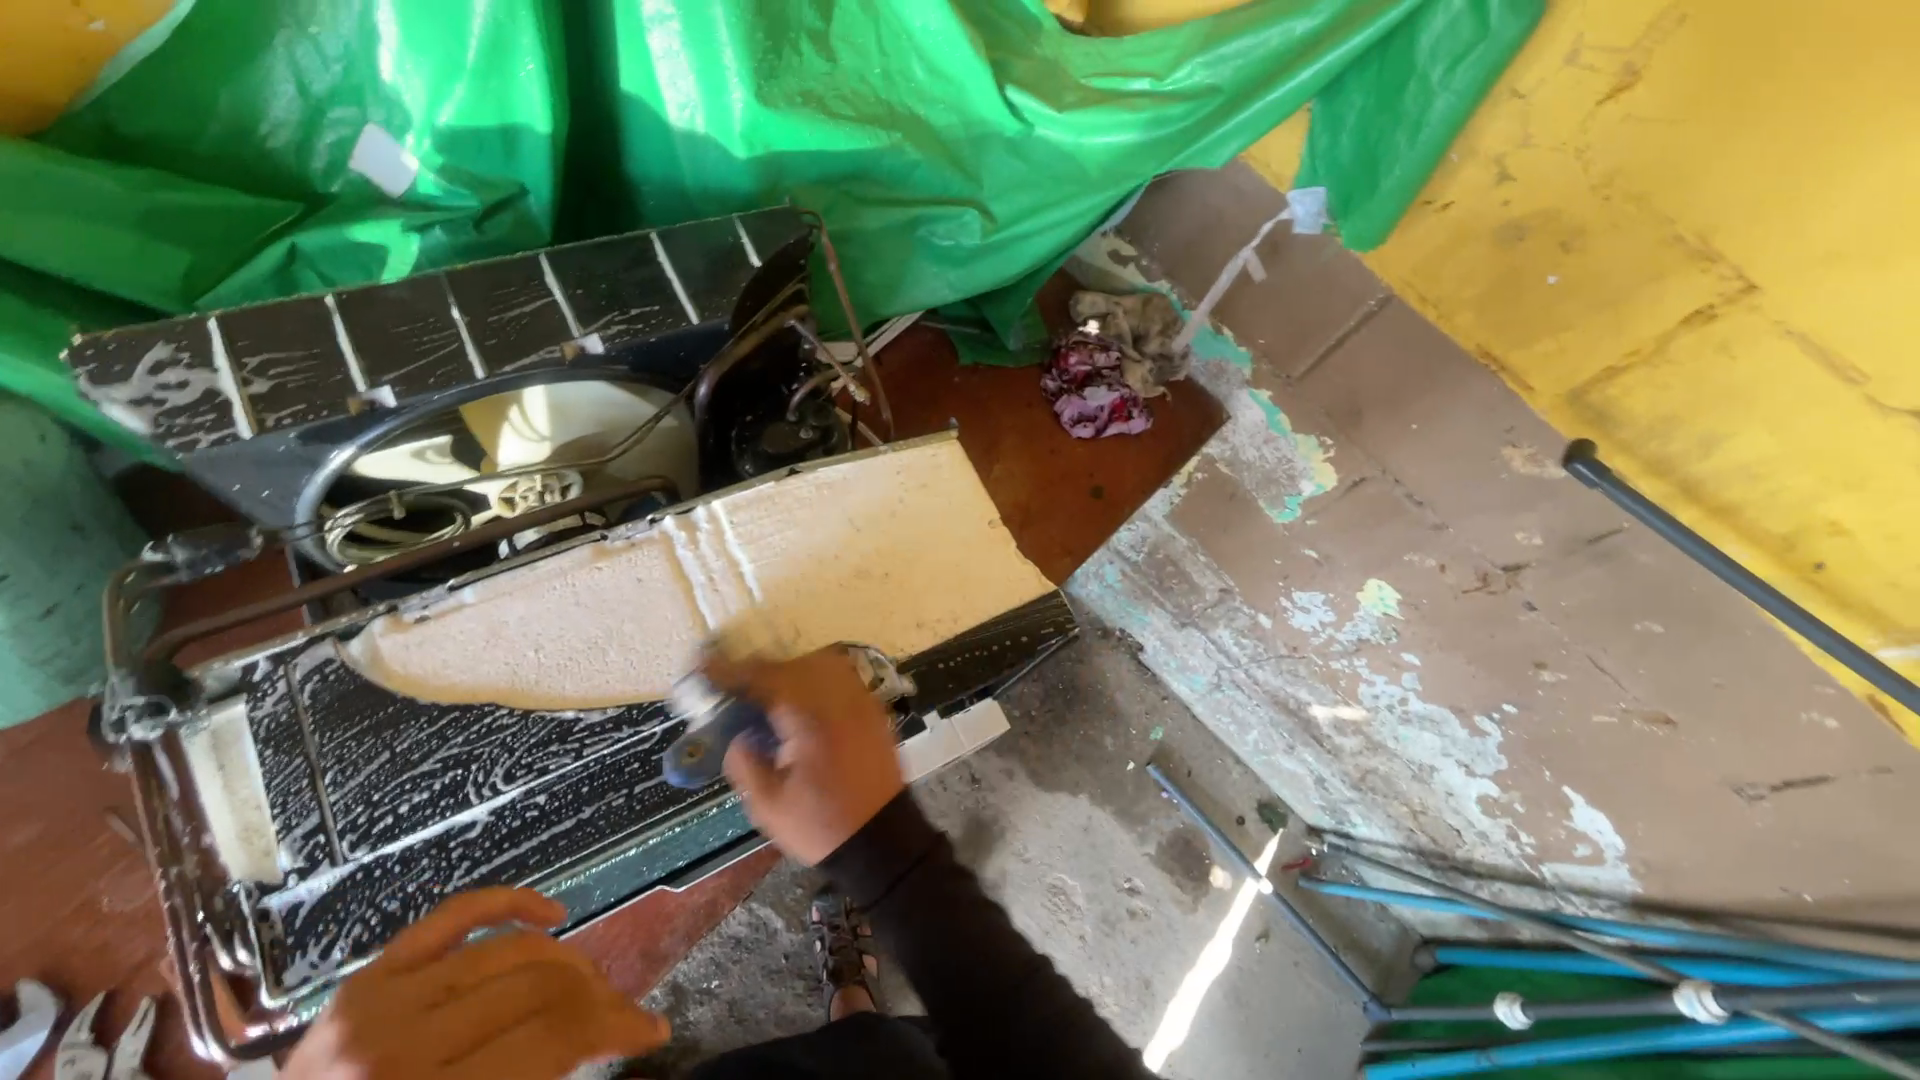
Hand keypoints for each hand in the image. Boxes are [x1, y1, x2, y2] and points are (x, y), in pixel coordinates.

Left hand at [282, 888, 668, 1079]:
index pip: (554, 1038)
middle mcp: (401, 1049)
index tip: (650, 1030)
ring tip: (588, 983)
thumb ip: (542, 1078)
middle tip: (621, 1012)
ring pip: (508, 951)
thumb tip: (630, 1029)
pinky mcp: (364, 979)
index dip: (616, 1026)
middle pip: (537, 988)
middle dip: (597, 996)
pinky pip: (453, 916)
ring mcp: (377, 1005)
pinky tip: (552, 914)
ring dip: (566, 961)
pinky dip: (510, 904)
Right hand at [709, 647, 906, 864]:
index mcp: (810, 721)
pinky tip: (803, 703)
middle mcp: (840, 702)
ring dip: (792, 671)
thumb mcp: (768, 805)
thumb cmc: (822, 826)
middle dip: (763, 669)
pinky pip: (843, 679)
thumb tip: (736, 736)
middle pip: (796, 664)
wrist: (883, 840)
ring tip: (770, 693)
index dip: (733, 671)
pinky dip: (818, 679)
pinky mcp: (875, 711)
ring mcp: (863, 703)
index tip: (707, 669)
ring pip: (823, 664)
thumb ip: (745, 763)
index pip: (767, 678)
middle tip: (738, 686)